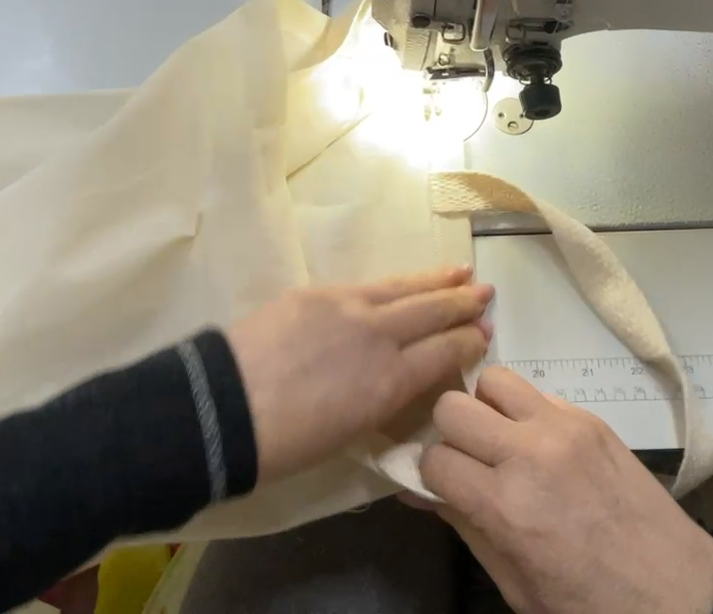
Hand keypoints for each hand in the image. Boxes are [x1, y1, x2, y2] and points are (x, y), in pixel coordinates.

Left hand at [225, 266, 491, 482]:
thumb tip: (398, 378)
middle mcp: (379, 336)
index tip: (485, 333)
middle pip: (432, 311)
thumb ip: (382, 398)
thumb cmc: (287, 442)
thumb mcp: (350, 431)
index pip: (444, 352)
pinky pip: (367, 284)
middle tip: (486, 292)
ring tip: (460, 270)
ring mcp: (348, 307)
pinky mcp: (319, 292)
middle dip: (463, 302)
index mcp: (390, 381)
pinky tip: (403, 280)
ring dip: (435, 280)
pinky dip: (395, 281)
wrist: (226, 407)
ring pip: (403, 288)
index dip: (469, 341)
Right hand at [418, 367, 712, 613]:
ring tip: (500, 439)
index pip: (432, 458)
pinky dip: (525, 413)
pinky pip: (536, 394)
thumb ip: (464, 527)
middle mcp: (528, 455)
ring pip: (492, 379)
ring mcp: (562, 428)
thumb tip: (418, 490)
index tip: (440, 485)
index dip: (428, 473)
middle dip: (448, 433)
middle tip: (467, 458)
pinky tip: (540, 445)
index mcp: (506, 507)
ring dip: (484, 407)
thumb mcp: (516, 584)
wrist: (680, 594)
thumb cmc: (589, 604)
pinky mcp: (589, 418)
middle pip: (451, 406)